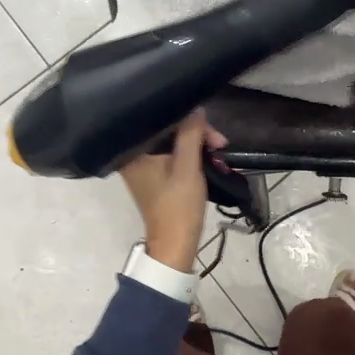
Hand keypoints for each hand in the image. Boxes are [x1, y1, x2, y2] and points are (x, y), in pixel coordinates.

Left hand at [117, 112, 226, 271]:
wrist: (175, 245)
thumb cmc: (177, 206)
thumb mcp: (187, 167)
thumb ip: (190, 134)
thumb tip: (196, 108)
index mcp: (134, 151)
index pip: (160, 120)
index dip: (188, 120)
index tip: (212, 132)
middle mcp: (134, 155)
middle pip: (168, 132)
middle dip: (197, 135)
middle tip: (220, 144)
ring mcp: (144, 167)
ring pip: (173, 144)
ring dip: (198, 146)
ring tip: (219, 154)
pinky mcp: (154, 176)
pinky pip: (173, 157)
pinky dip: (191, 157)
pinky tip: (210, 159)